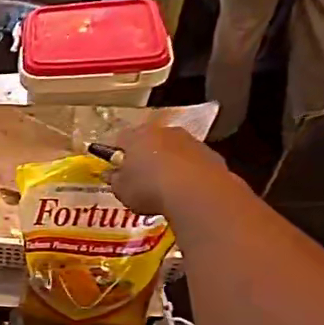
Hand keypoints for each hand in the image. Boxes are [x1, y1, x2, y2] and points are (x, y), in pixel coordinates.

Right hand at [107, 125, 229, 216]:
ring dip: (170, 164)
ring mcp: (190, 141)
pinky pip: (194, 163)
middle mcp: (164, 132)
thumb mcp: (122, 191)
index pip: (121, 139)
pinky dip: (190, 174)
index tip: (119, 171)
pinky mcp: (211, 155)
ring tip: (167, 190)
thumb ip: (115, 180)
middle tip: (142, 180)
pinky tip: (187, 193)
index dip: (118, 155)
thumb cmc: (150, 189)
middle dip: (146, 156)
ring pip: (174, 150)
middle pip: (150, 141)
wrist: (197, 193)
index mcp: (137, 136)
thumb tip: (112, 175)